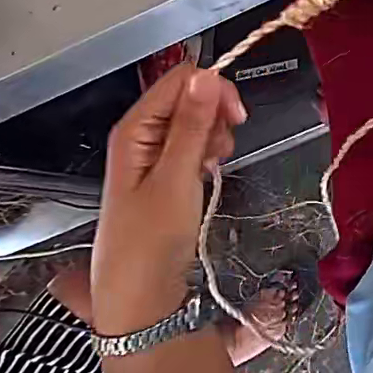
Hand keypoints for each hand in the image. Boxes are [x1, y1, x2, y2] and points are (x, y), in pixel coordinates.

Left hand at [89, 65, 245, 334]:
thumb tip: (206, 75)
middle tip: (223, 148)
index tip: (237, 116)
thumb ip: (192, 125)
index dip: (213, 89)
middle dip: (216, 115)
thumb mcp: (176, 178)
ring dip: (215, 136)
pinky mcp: (167, 169)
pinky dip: (210, 152)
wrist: (140, 296)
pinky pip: (195, 143)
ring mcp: (154, 152)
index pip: (180, 80)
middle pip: (190, 96)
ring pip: (196, 120)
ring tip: (213, 165)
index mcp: (135, 127)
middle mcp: (142, 132)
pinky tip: (209, 171)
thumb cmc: (151, 239)